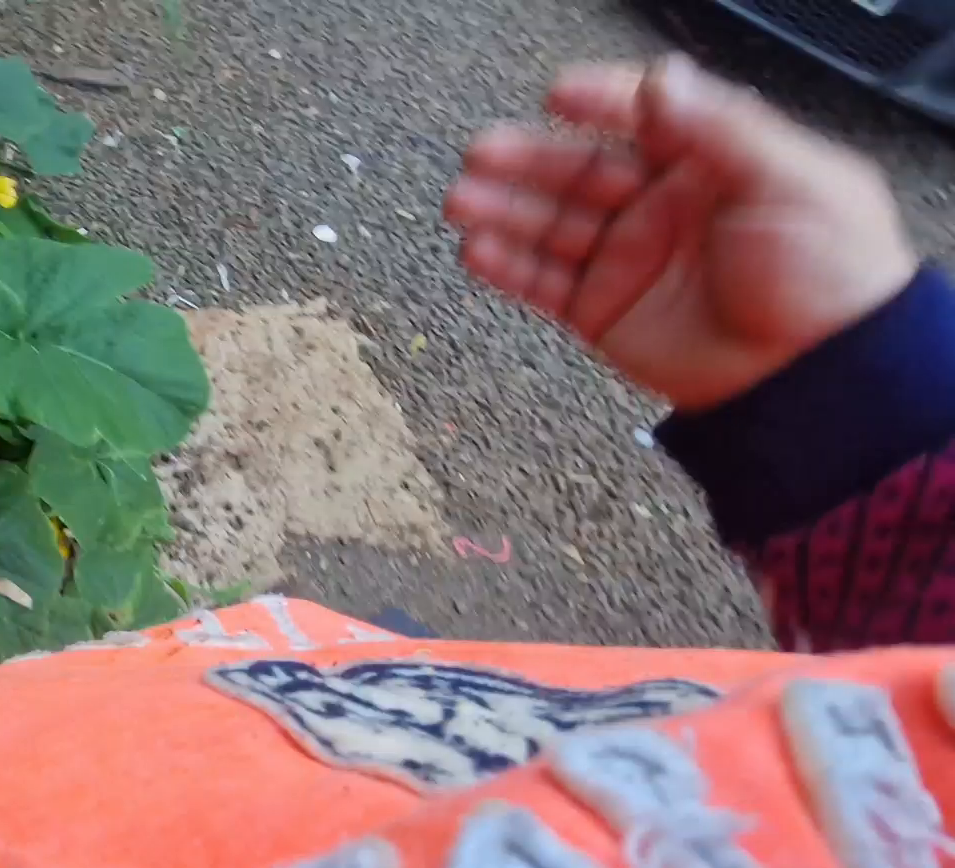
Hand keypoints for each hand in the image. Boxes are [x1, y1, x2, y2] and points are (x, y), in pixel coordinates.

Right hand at [445, 55, 918, 409]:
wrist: (800, 370)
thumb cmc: (823, 273)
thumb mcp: (790, 181)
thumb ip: (720, 129)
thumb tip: (663, 81)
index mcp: (708, 167)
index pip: (644, 121)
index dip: (601, 104)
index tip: (558, 96)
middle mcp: (655, 209)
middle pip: (578, 176)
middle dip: (526, 163)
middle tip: (481, 155)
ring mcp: (620, 260)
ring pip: (547, 227)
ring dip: (501, 212)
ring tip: (461, 202)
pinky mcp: (594, 307)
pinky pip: (539, 282)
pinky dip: (505, 268)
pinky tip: (476, 251)